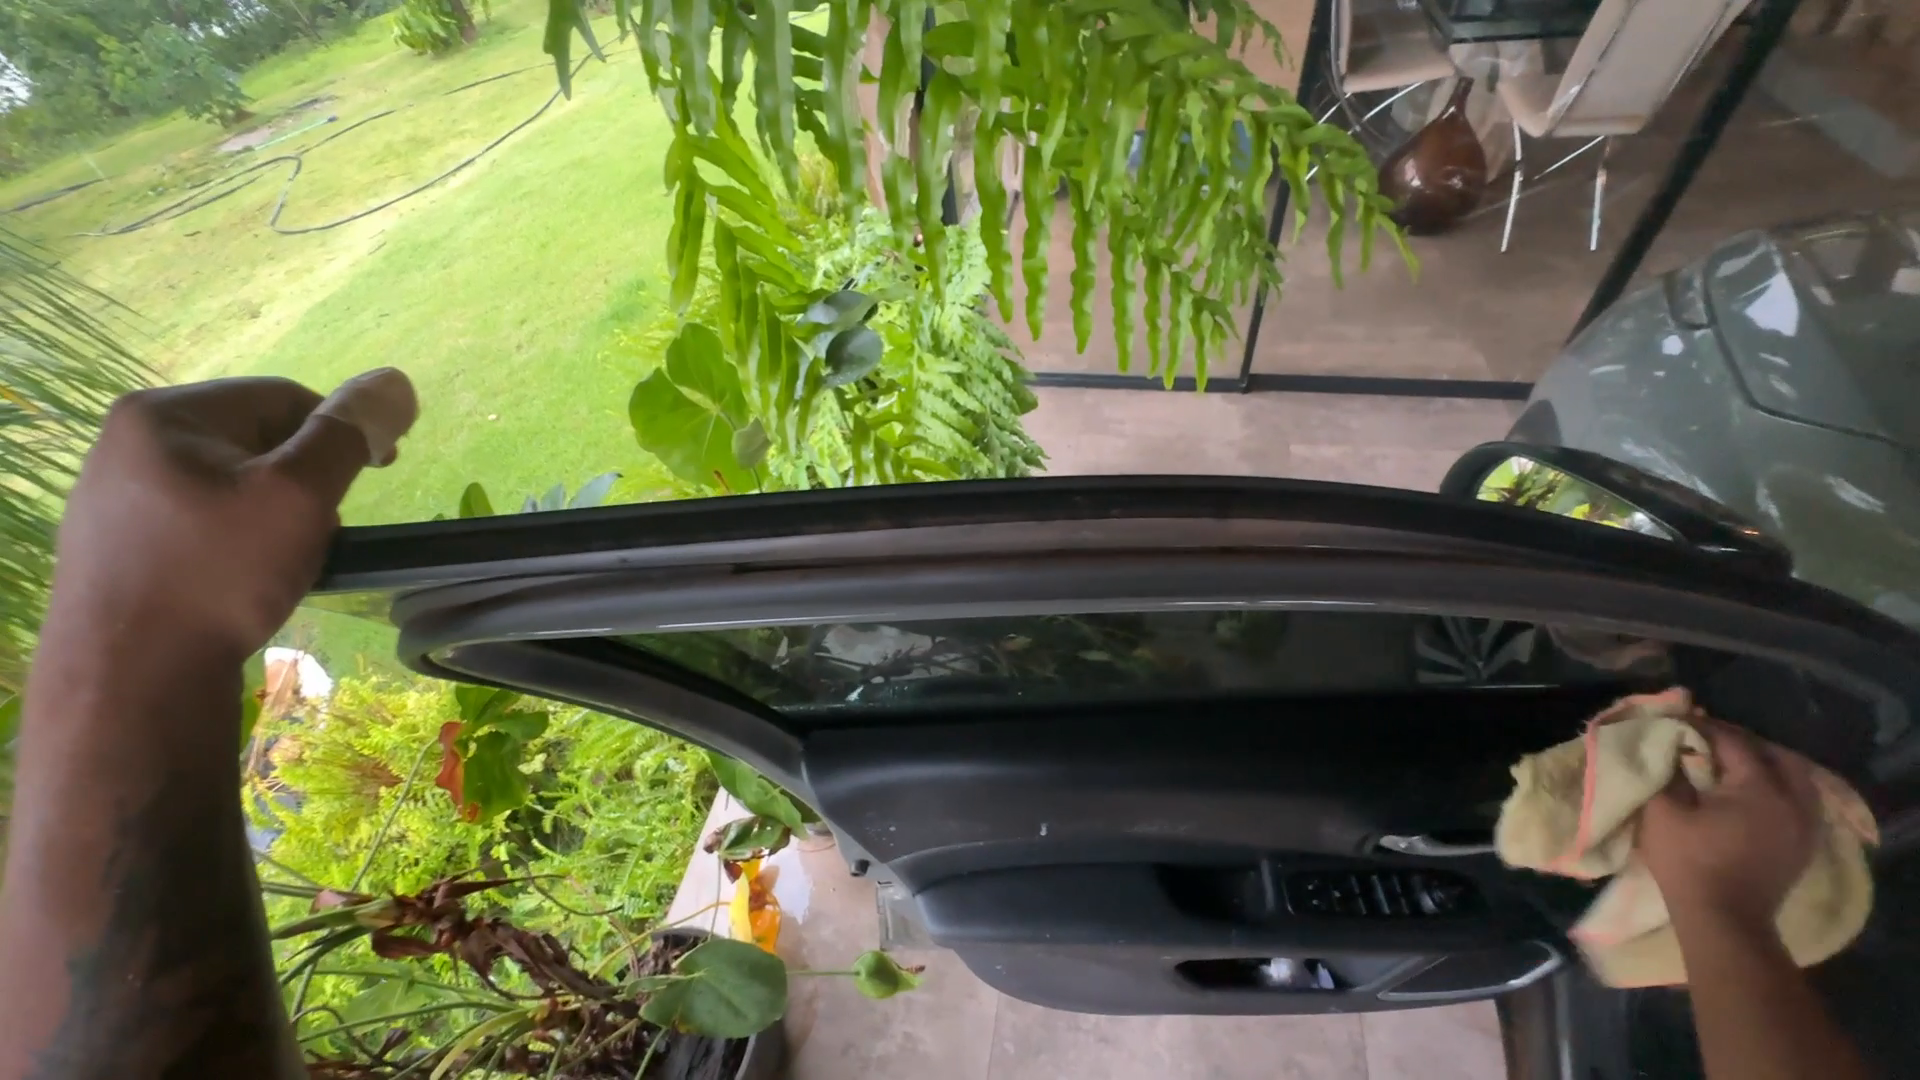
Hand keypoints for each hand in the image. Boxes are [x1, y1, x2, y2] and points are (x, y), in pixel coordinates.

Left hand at [46, 371, 416, 661]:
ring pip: (238, 476)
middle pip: (260, 435)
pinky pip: (208, 511)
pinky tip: (252, 567)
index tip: (379, 474)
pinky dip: (247, 530)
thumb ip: (349, 433)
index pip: (287, 396)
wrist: (131, 672)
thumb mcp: (302, 494)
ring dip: (283, 504)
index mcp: (165, 414)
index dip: (344, 430)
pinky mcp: (121, 536)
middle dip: (310, 473)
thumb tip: (395, 380)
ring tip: (291, 549)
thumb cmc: (221, 570)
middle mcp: (130, 440)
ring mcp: (119, 491)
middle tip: (328, 521)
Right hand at [1638, 717, 1820, 934]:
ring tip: (1729, 762)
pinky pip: (1801, 801)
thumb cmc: (1687, 858)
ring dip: (1765, 763)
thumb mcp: (1662, 808)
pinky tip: (1750, 790)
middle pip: (1778, 756)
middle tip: (1705, 737)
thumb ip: (1668, 770)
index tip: (1675, 719)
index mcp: (1760, 790)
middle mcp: (1794, 803)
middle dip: (1742, 741)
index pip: (1734, 742)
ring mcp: (1806, 826)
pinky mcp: (1804, 844)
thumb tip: (1668, 745)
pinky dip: (1778, 786)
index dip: (1703, 726)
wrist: (1722, 916)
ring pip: (1798, 779)